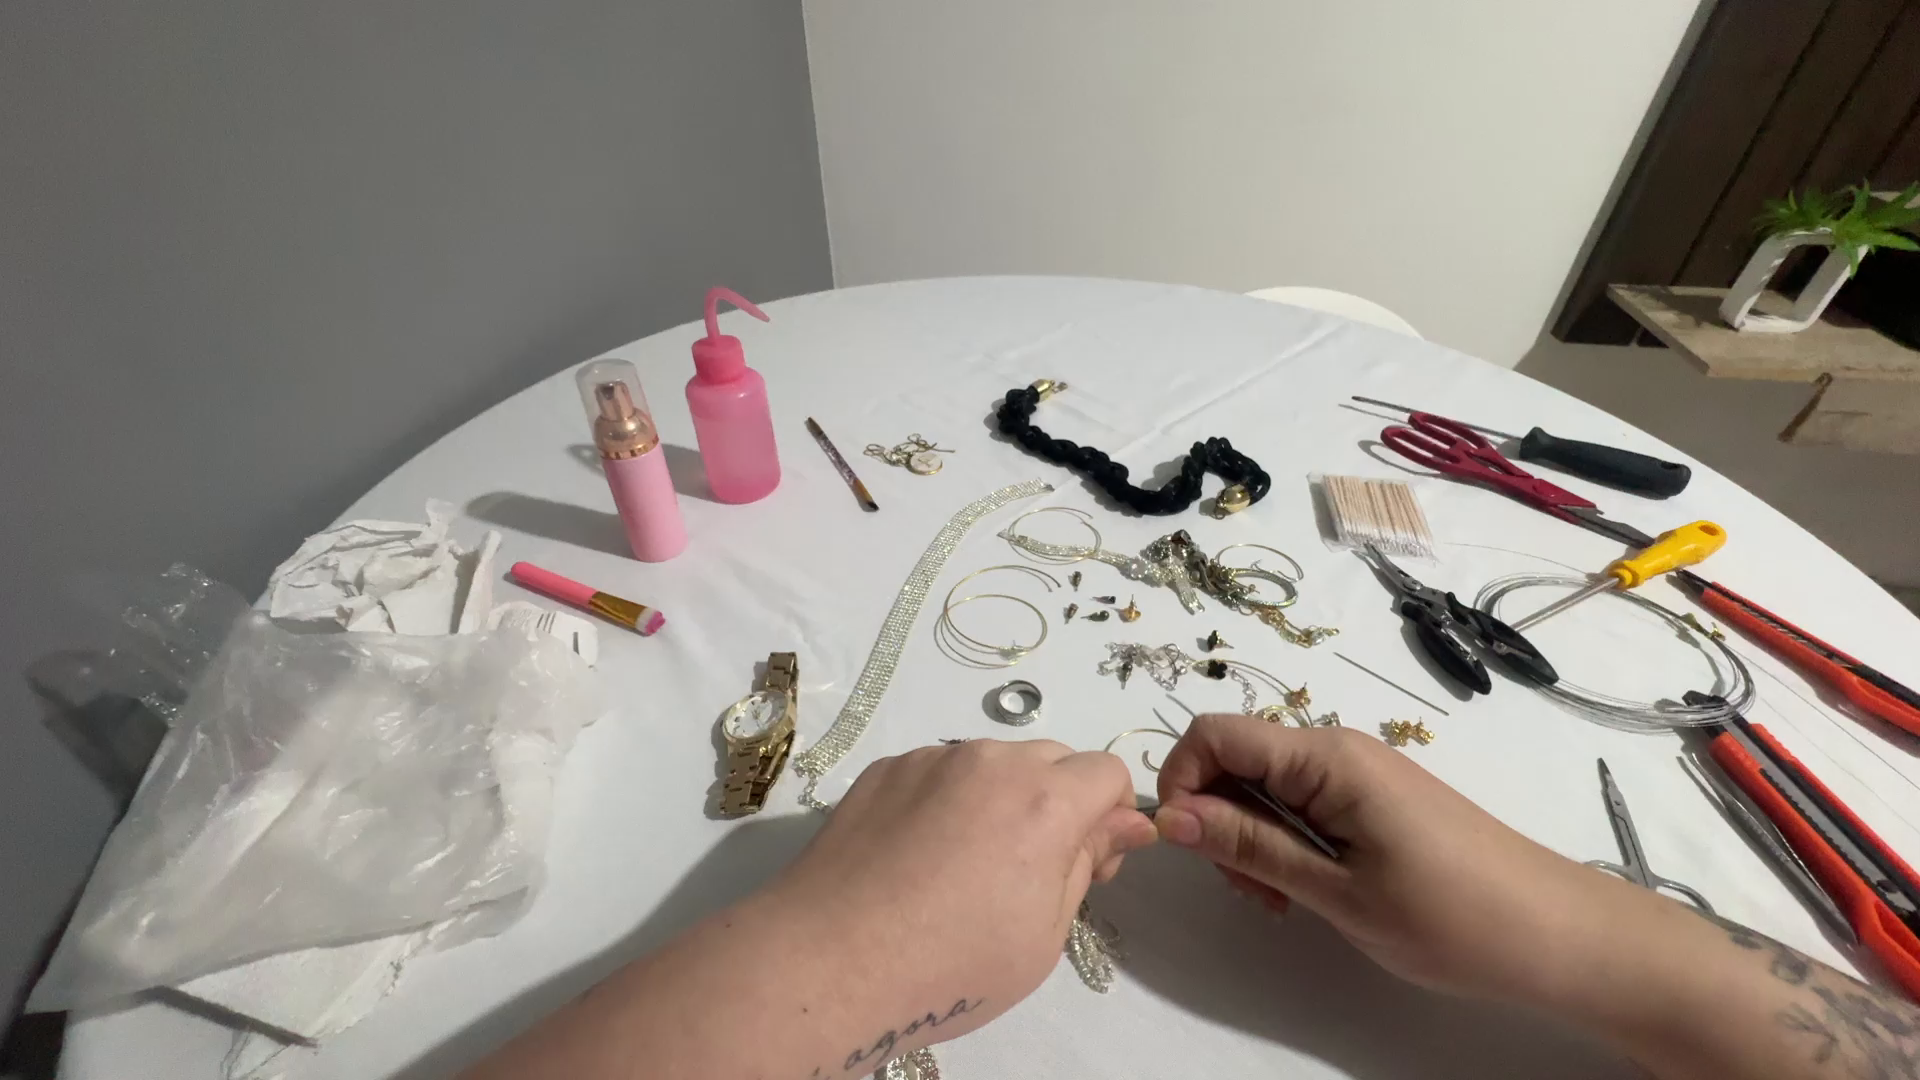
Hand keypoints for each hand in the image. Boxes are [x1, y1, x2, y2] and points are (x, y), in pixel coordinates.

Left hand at [765, 740, 1154, 1053]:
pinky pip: (941, 768)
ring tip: (962, 861)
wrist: (830, 957)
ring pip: (993, 761)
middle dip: (1060, 801)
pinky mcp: (889, 765)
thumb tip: (1129, 821)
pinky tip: (917, 851)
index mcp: (1043, 799)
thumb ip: (1088, 860)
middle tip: (1030, 866)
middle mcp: (991, 760)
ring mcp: (933, 756)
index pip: (1107, 771)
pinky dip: (948, 796)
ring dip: (1002, 795)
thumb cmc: (953, 963)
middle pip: (1053, 759)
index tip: (1088, 862)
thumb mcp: (1044, 932)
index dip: (1111, 814)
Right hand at [1153, 715, 1600, 1002]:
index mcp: (1323, 756)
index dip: (1181, 779)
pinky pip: (1297, 800)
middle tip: (1249, 889)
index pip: (1214, 734)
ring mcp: (1353, 771)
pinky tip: (1306, 885)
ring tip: (1280, 897)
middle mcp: (1332, 748)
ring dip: (1248, 834)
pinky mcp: (1369, 796)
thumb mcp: (1336, 890)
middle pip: (1234, 758)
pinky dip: (1281, 838)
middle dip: (1217, 816)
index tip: (1188, 845)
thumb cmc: (1453, 917)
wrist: (1570, 941)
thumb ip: (1248, 845)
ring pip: (1262, 783)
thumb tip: (1167, 816)